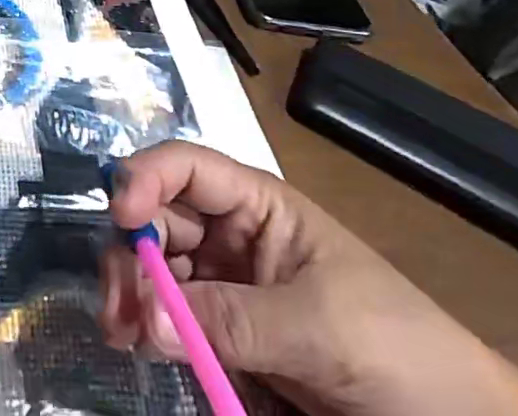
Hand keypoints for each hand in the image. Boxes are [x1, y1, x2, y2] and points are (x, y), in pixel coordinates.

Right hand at [102, 141, 517, 415]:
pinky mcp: (220, 333)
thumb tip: (145, 319)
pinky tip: (136, 346)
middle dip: (130, 251)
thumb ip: (231, 320)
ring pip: (154, 269)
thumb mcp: (319, 327)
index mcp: (257, 205)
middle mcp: (229, 235)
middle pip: (158, 220)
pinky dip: (146, 327)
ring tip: (121, 333)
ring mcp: (223, 285)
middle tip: (117, 304)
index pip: (186, 168)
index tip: (121, 214)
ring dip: (130, 292)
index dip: (146, 177)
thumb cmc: (400, 349)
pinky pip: (169, 318)